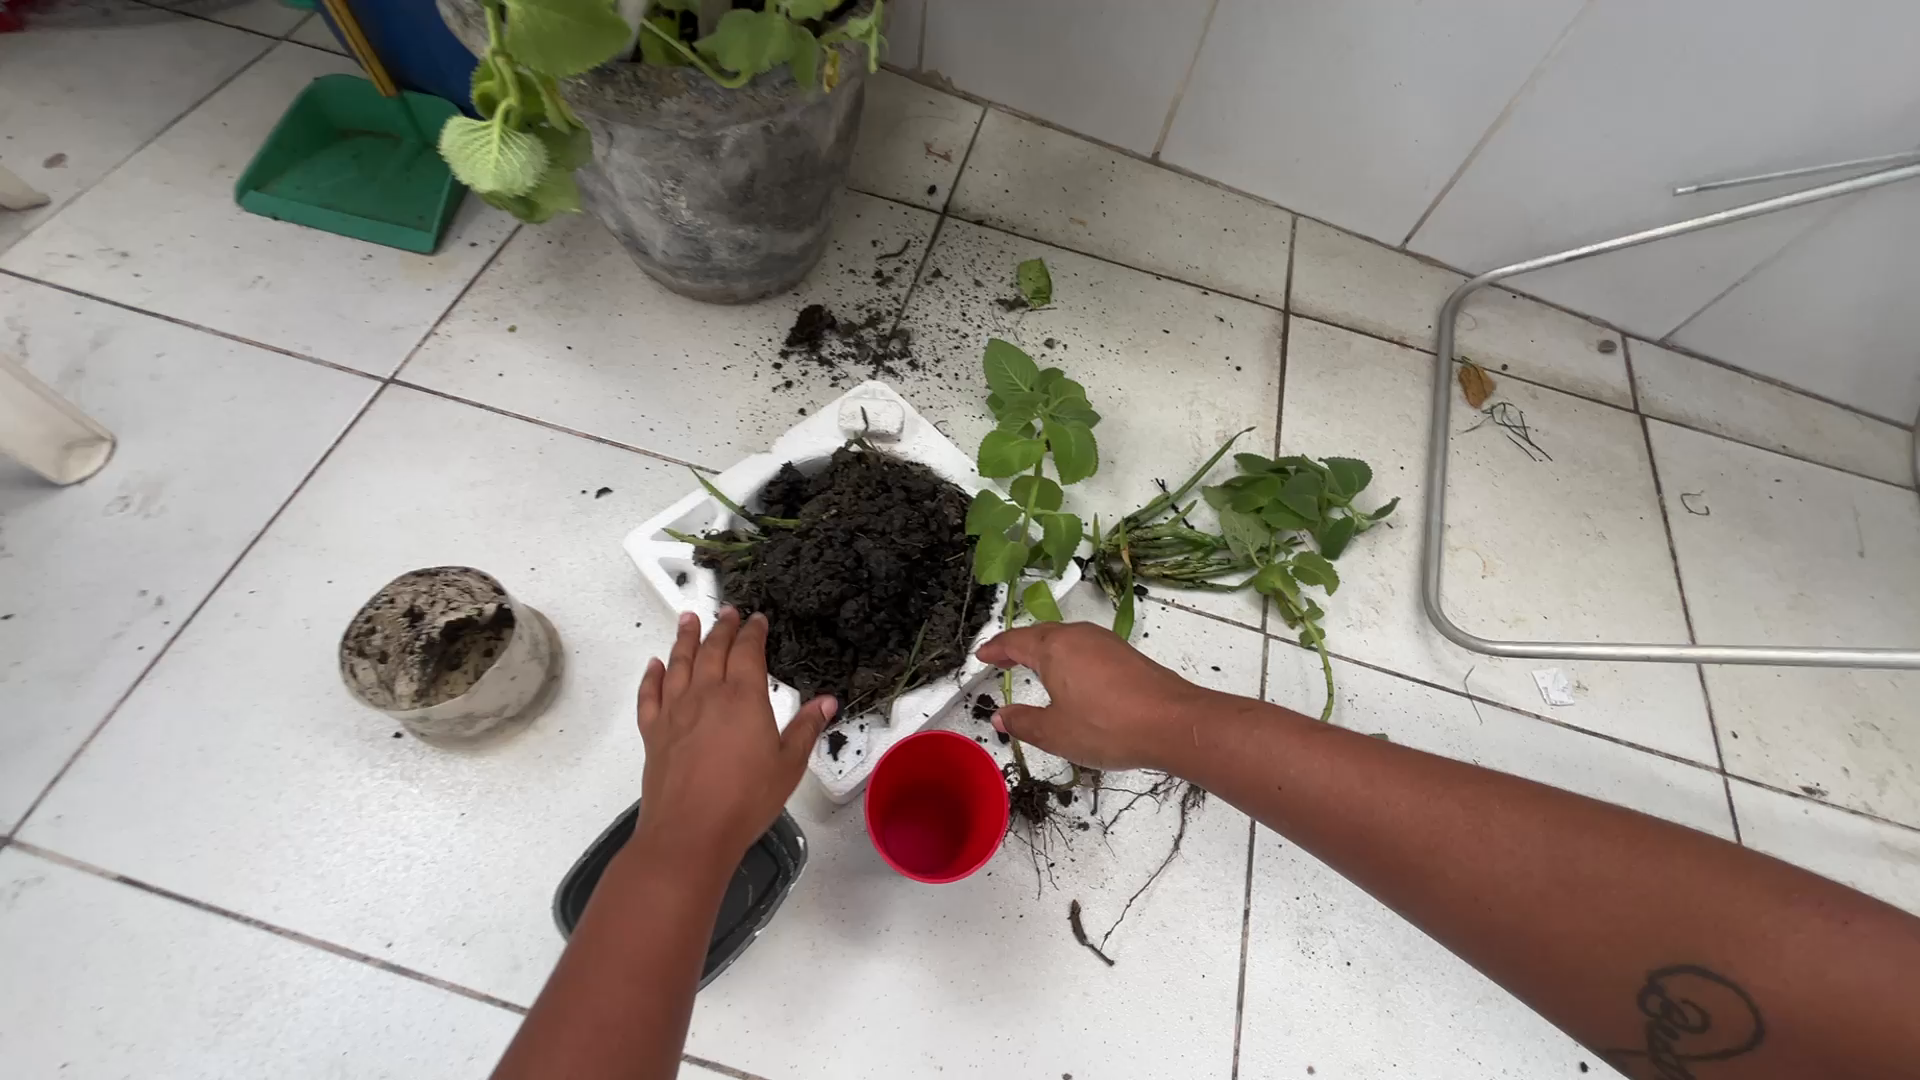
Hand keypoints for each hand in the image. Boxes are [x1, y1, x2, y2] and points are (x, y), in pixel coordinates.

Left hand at [632, 607, 836, 875]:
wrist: (690, 833)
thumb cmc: (746, 799)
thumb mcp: (789, 764)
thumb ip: (807, 728)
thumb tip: (828, 701)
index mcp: (743, 697)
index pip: (748, 652)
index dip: (753, 632)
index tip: (758, 619)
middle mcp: (707, 694)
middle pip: (712, 650)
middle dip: (722, 628)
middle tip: (728, 612)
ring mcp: (675, 712)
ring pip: (679, 664)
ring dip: (684, 639)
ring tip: (688, 619)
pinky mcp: (653, 733)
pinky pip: (650, 695)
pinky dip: (652, 676)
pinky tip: (655, 665)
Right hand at [975, 621, 1221, 770]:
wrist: (1172, 723)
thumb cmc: (1106, 727)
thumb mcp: (1055, 732)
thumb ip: (1023, 723)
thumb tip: (1000, 716)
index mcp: (1053, 648)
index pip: (1014, 642)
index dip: (995, 649)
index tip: (981, 656)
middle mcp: (1077, 636)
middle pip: (1039, 635)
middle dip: (1017, 646)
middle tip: (1002, 660)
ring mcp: (1104, 642)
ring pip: (1064, 639)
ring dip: (1044, 649)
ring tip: (1033, 666)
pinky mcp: (1125, 654)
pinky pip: (1084, 647)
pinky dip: (1066, 656)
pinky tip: (1071, 676)